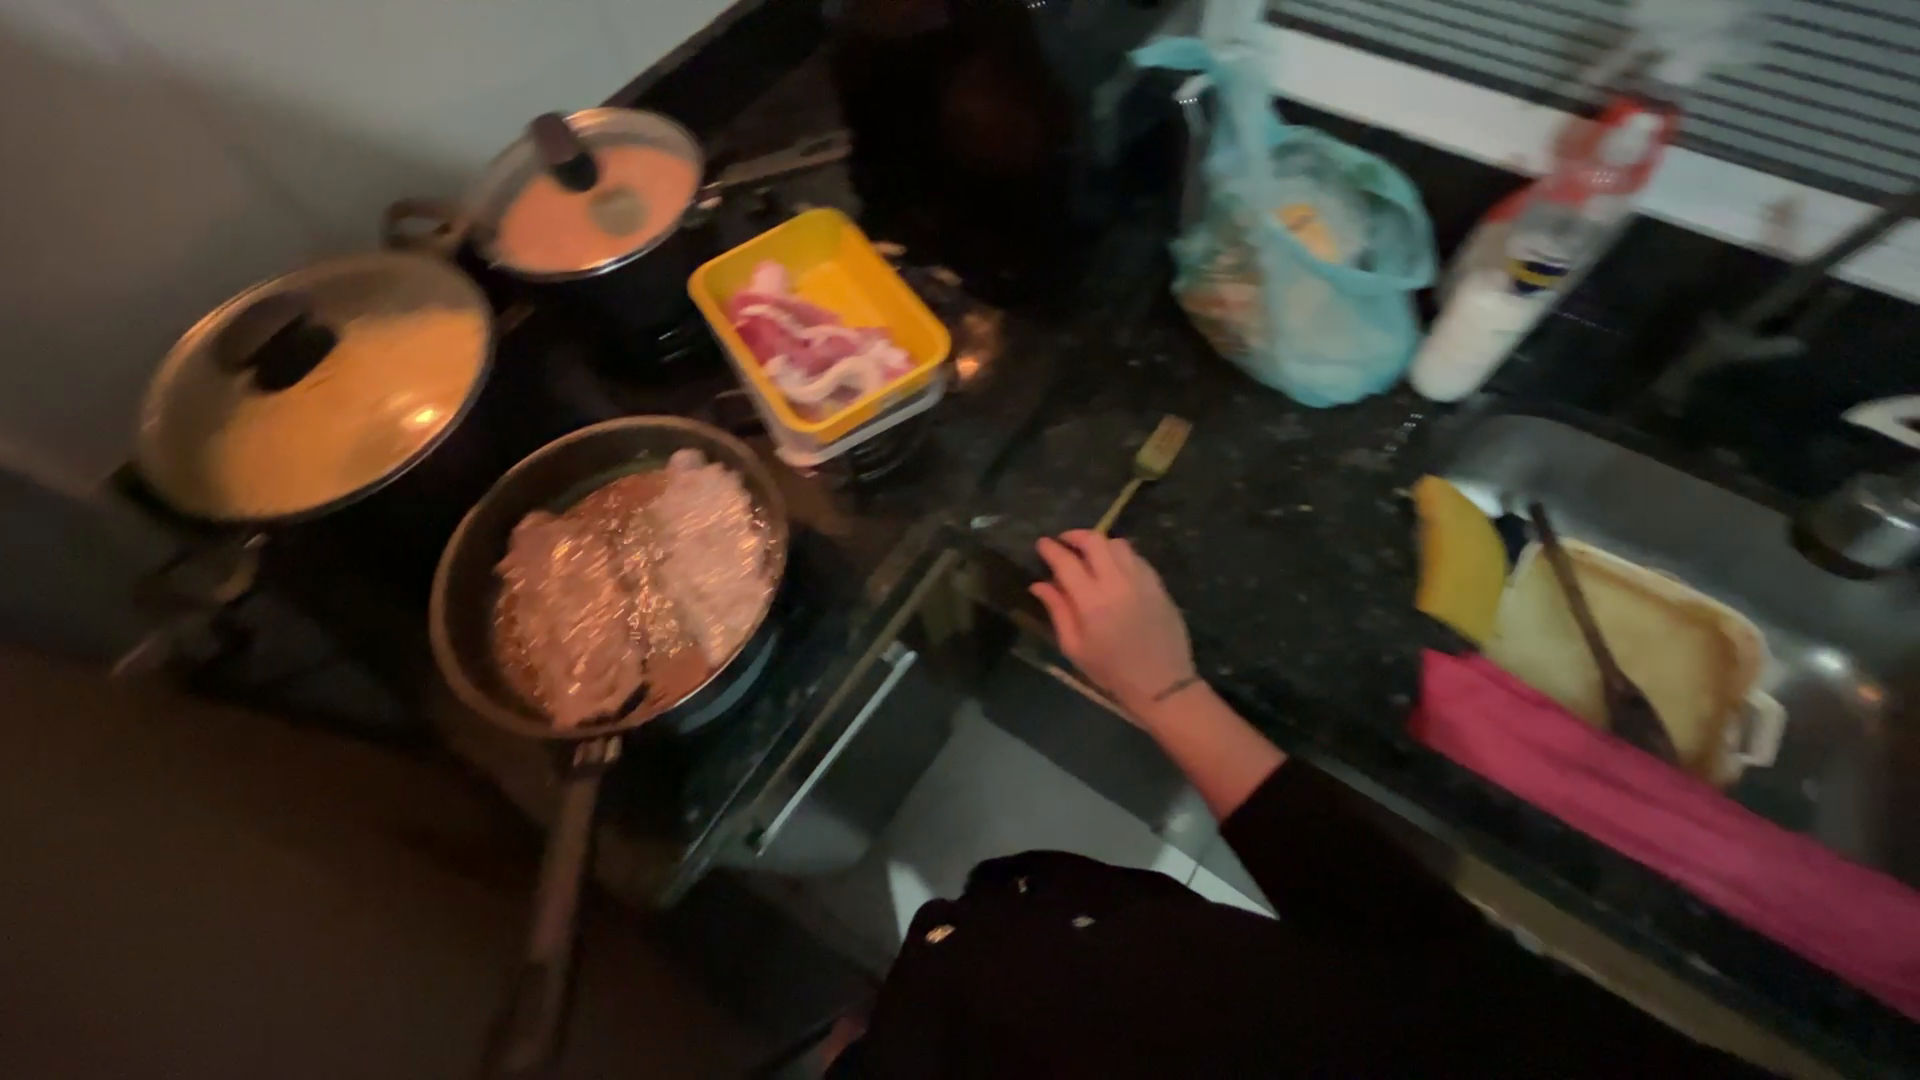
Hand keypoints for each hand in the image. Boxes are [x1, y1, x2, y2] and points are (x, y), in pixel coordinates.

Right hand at [1030, 530, 1195, 715]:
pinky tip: (1113, 567)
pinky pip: (1136, 557)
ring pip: (1118, 544)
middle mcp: (1117, 583)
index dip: (1051, 549)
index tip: (1042, 544)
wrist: (1161, 683)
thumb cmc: (1111, 671)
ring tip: (1089, 554)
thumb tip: (1039, 584)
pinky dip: (1120, 555)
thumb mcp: (1075, 647)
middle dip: (1075, 536)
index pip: (1066, 562)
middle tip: (1064, 542)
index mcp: (1092, 602)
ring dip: (1099, 543)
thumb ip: (1057, 611)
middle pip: (1095, 541)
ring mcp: (1141, 581)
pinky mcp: (1158, 585)